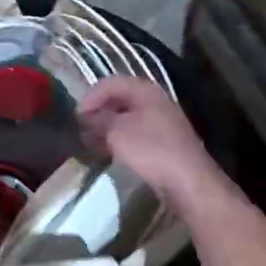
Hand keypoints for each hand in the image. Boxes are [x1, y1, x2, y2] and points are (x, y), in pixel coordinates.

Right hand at [77, 77, 220, 206]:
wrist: (188, 182)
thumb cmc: (151, 151)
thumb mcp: (117, 133)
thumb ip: (98, 120)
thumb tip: (86, 116)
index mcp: (146, 91)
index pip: (110, 83)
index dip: (91, 97)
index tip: (77, 117)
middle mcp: (155, 101)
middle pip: (119, 99)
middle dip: (98, 113)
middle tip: (81, 130)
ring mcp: (162, 122)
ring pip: (127, 118)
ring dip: (107, 128)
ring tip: (91, 143)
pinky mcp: (164, 143)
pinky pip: (136, 134)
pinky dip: (120, 140)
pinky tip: (110, 153)